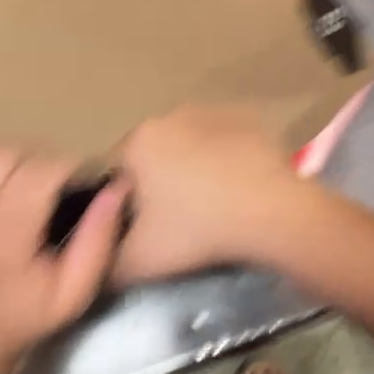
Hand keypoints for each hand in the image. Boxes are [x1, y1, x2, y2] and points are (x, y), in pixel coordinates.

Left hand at [0, 141, 126, 373]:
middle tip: (47, 178)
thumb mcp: (73, 294)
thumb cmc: (22, 316)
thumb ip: (99, 241)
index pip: (34, 178)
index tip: (76, 177)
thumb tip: (116, 186)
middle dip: (33, 158)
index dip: (63, 166)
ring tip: (11, 172)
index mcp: (0, 249)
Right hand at [111, 106, 317, 283]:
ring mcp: (214, 112)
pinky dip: (224, 161)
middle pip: (153, 154)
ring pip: (189, 146)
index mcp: (139, 139)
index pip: (115, 171)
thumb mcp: (138, 261)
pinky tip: (236, 189)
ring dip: (192, 169)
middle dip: (158, 183)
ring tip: (211, 206)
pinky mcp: (248, 119)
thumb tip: (101, 257)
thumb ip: (107, 260)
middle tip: (176, 220)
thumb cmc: (198, 229)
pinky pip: (224, 143)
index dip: (122, 203)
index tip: (140, 228)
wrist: (272, 211)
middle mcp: (172, 115)